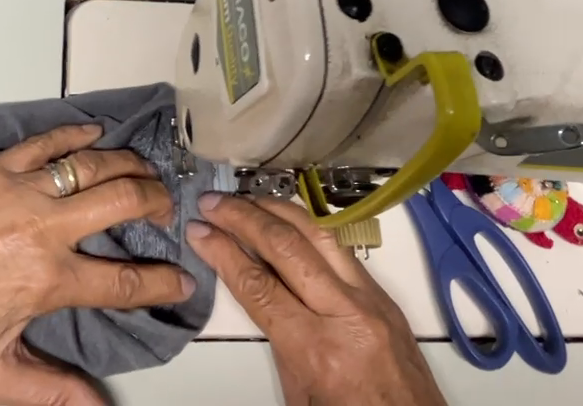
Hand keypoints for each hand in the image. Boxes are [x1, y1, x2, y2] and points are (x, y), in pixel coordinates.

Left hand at [0, 123, 195, 405]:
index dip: (161, 282)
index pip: (124, 281)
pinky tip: (95, 135)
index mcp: (45, 280)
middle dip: (156, 202)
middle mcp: (40, 228)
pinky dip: (75, 135)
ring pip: (91, 164)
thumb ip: (53, 392)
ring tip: (144, 171)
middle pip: (121, 201)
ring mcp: (16, 190)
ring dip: (127, 164)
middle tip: (166, 209)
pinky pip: (45, 143)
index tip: (180, 280)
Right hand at [187, 194, 446, 405]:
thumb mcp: (297, 394)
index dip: (222, 251)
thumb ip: (277, 336)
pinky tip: (284, 216)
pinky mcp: (385, 296)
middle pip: (285, 247)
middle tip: (211, 201)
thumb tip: (254, 283)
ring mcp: (371, 299)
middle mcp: (346, 316)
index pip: (258, 285)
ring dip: (274, 208)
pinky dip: (306, 224)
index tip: (197, 229)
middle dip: (243, 216)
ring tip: (243, 196)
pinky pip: (339, 246)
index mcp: (318, 352)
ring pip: (316, 233)